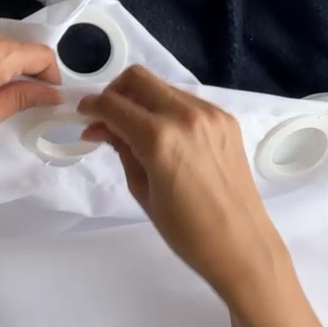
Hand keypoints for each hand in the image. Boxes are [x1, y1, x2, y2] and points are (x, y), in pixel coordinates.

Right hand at [78, 66, 282, 297]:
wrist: (244, 248)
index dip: (91, 106)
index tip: (83, 116)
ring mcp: (209, 114)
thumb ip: (121, 148)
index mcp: (160, 138)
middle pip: (136, 78)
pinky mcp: (225, 119)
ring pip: (161, 85)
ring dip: (141, 99)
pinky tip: (166, 135)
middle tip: (108, 118)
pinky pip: (185, 100)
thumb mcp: (142, 190)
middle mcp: (185, 115)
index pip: (113, 104)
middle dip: (115, 92)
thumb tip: (99, 127)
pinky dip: (166, 108)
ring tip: (136, 128)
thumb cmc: (187, 232)